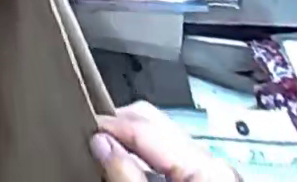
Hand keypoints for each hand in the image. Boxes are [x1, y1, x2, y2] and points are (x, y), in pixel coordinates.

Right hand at [91, 102, 240, 181]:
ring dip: (130, 140)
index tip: (84, 127)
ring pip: (159, 137)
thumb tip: (101, 142)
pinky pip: (169, 158)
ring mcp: (213, 171)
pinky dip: (146, 158)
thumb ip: (130, 176)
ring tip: (105, 150)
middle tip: (90, 136)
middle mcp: (212, 160)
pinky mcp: (208, 181)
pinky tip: (129, 167)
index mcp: (206, 162)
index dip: (109, 123)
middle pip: (152, 120)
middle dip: (119, 124)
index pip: (144, 123)